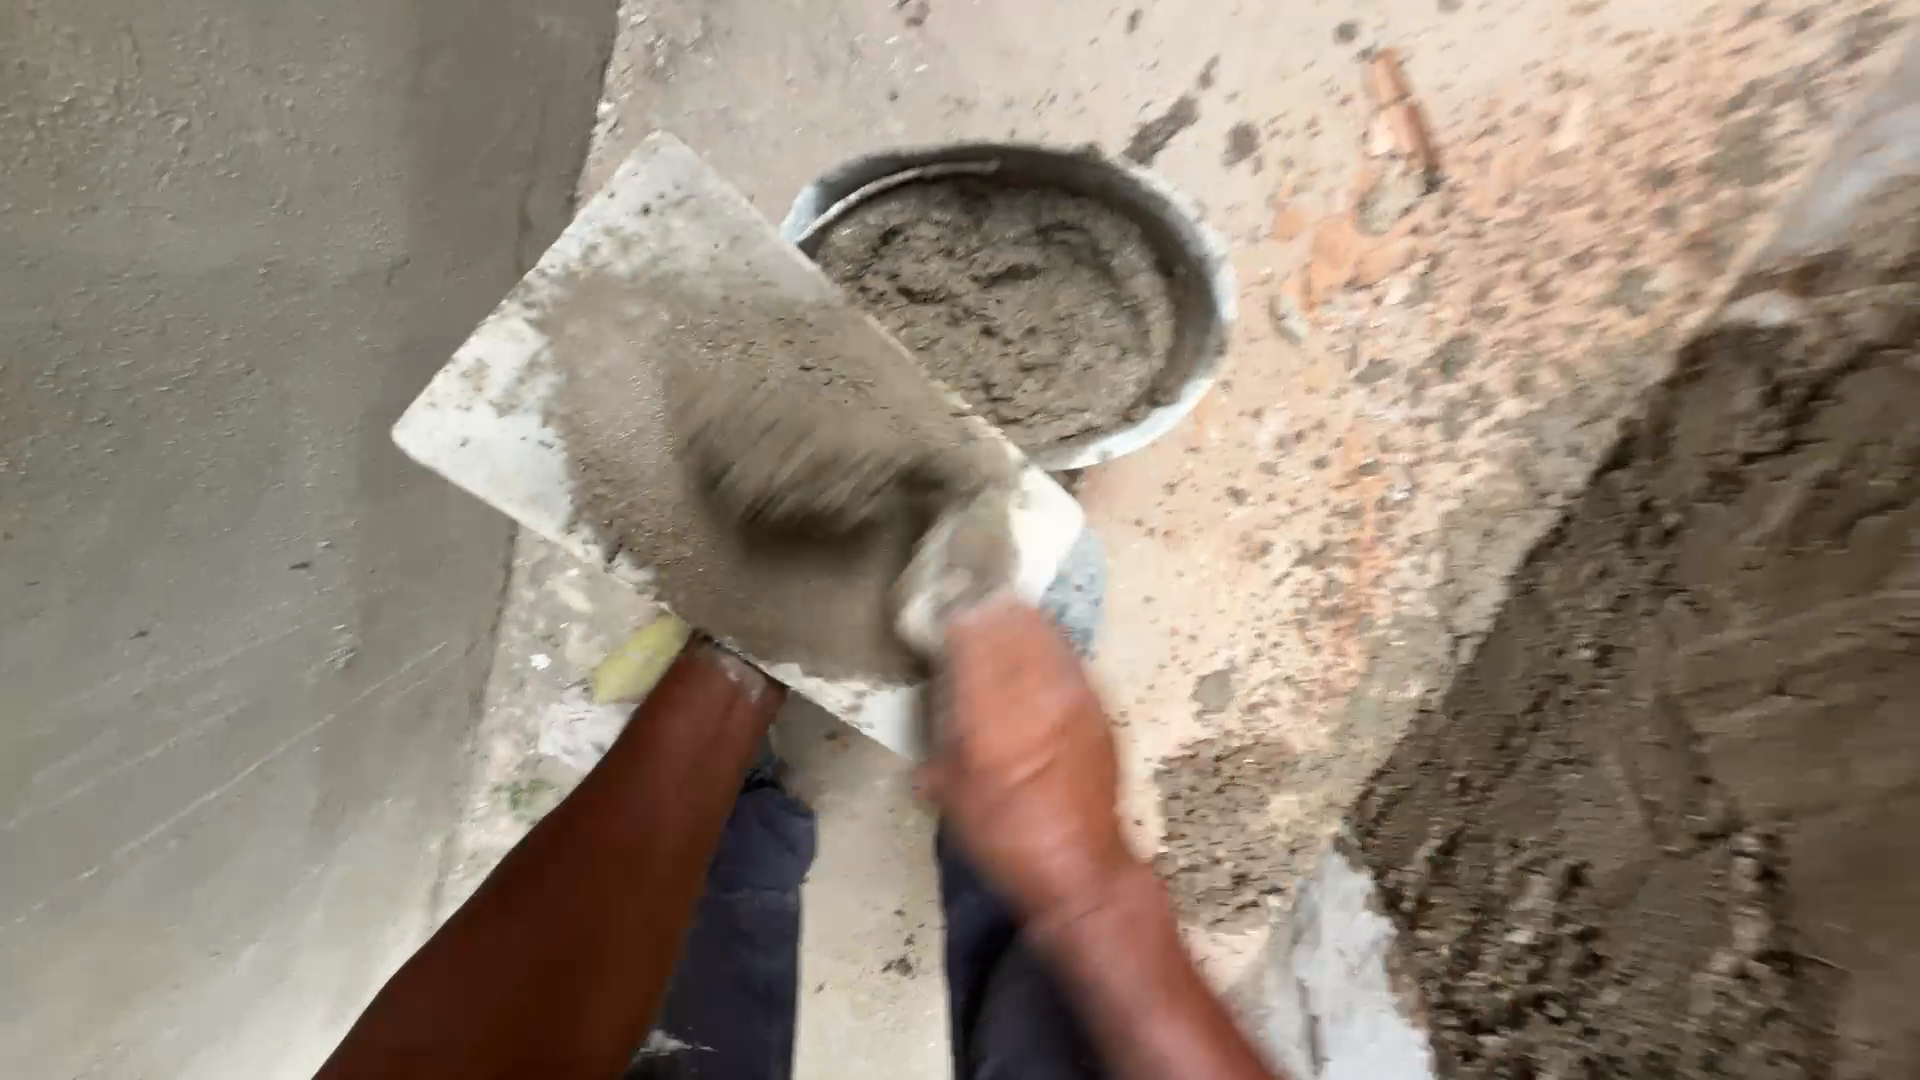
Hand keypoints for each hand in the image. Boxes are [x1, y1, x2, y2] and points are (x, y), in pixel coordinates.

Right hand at [924, 596, 1139, 925]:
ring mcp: (1071, 701)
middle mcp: (1032, 700)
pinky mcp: (1098, 709)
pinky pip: (1071, 657)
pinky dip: (1051, 639)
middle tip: (975, 592)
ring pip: (1044, 635)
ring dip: (1021, 615)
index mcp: (988, 721)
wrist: (1080, 866)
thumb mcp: (956, 796)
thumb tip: (937, 716)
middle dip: (990, 606)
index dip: (961, 617)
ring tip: (1006, 601)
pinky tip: (1042, 633)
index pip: (973, 646)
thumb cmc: (1008, 838)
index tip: (949, 603)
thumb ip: (941, 749)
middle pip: (1011, 630)